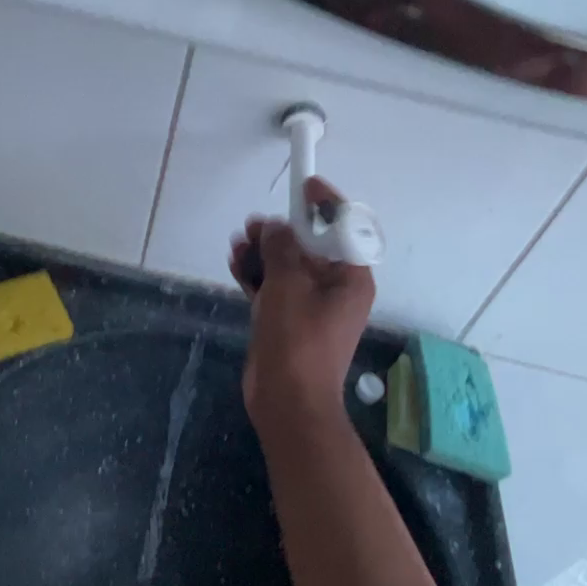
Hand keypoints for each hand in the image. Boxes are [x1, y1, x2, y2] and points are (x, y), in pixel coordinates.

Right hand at [230, 177, 376, 427]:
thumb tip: (277, 228)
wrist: (287, 400)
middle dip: (282, 231)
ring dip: (263, 252)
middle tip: (255, 223)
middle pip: (310, 246)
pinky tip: (236, 261)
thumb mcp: (289, 285)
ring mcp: (310, 305)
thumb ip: (282, 248)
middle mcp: (335, 288)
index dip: (324, 205)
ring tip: (239, 241)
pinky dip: (256, 273)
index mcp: (350, 278)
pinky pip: (274, 286)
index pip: (343, 229)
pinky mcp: (287, 319)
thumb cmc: (297, 339)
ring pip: (287, 265)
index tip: (305, 185)